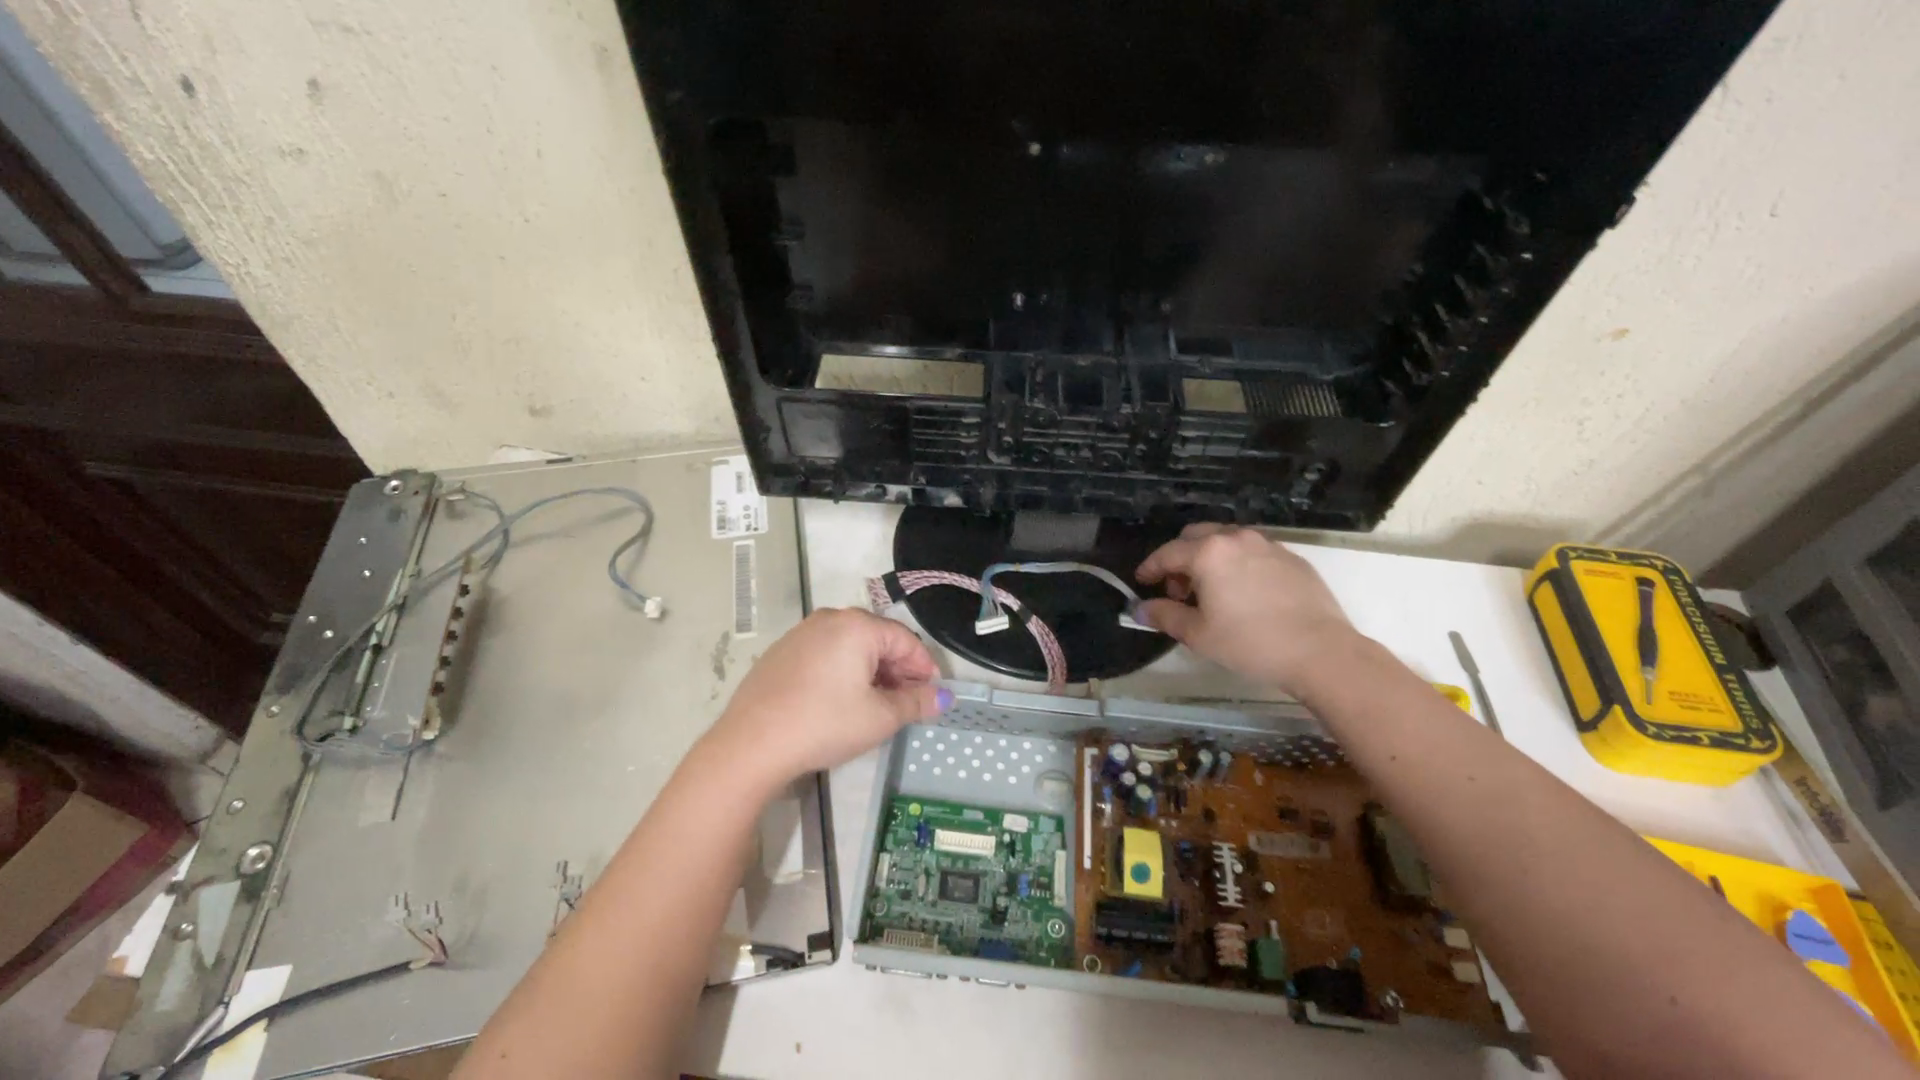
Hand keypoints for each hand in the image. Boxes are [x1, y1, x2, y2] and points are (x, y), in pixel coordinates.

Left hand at [708, 608, 949, 784]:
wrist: (752, 743)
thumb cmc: (825, 724)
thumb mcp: (879, 717)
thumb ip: (916, 703)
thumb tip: (944, 697)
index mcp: (857, 626)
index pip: (904, 640)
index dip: (924, 667)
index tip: (932, 695)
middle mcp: (828, 619)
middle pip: (876, 639)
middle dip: (897, 669)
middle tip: (906, 702)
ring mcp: (800, 634)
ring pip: (849, 647)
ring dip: (870, 672)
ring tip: (875, 705)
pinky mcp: (780, 653)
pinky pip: (824, 655)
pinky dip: (842, 673)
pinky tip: (840, 702)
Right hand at [1135, 524, 1359, 695]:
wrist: (1320, 651)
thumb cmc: (1250, 643)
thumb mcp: (1199, 635)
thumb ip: (1165, 616)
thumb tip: (1141, 609)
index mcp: (1209, 553)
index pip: (1168, 553)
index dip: (1150, 568)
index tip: (1142, 582)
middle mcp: (1237, 539)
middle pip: (1196, 536)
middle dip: (1181, 559)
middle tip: (1179, 591)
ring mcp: (1268, 545)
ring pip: (1227, 541)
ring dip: (1211, 559)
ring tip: (1212, 592)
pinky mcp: (1292, 558)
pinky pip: (1254, 553)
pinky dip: (1239, 565)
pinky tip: (1245, 595)